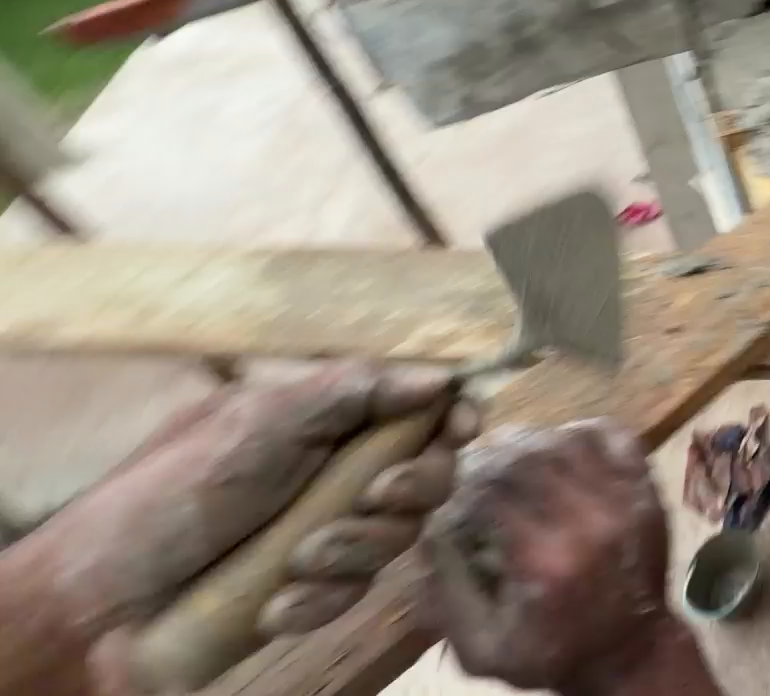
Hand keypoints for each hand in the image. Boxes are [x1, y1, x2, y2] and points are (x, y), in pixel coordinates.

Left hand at [36, 361, 476, 642]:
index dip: (458, 415)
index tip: (461, 430)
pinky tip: (275, 603)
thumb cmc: (171, 495)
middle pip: (436, 470)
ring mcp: (339, 529)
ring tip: (297, 561)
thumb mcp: (259, 421)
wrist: (88, 610)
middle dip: (415, 486)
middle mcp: (349, 471)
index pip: (428, 407)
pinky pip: (359, 589)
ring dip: (358, 547)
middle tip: (374, 498)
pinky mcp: (320, 586)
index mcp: (340, 421)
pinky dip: (322, 597)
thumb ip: (355, 390)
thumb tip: (444, 377)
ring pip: (404, 533)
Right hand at [423, 420, 674, 695]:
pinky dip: (585, 431)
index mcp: (544, 560)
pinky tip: (563, 444)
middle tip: (478, 465)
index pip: (494, 492)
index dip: (465, 485)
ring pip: (573, 440)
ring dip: (536, 439)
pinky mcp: (647, 488)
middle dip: (495, 455)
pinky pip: (617, 437)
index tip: (454, 494)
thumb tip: (430, 530)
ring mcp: (624, 498)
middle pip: (532, 457)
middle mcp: (588, 520)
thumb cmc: (552, 652)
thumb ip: (446, 593)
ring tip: (514, 452)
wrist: (632, 649)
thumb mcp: (481, 648)